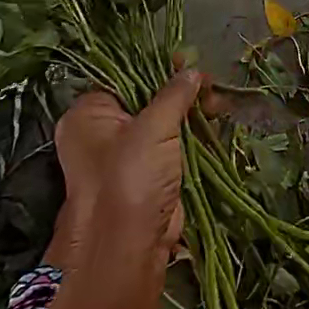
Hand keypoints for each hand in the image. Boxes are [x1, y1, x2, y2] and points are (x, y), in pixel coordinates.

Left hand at [49, 69, 206, 264]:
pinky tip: (214, 123)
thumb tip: (191, 71)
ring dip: (190, 112)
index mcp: (89, 114)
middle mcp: (102, 132)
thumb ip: (174, 94)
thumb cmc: (130, 177)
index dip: (157, 67)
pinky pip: (171, 145)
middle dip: (181, 91)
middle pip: (146, 98)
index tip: (189, 62)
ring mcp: (125, 155)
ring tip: (219, 103)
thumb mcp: (153, 126)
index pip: (125, 76)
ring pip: (162, 122)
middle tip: (211, 86)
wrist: (129, 247)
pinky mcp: (148, 174)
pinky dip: (191, 135)